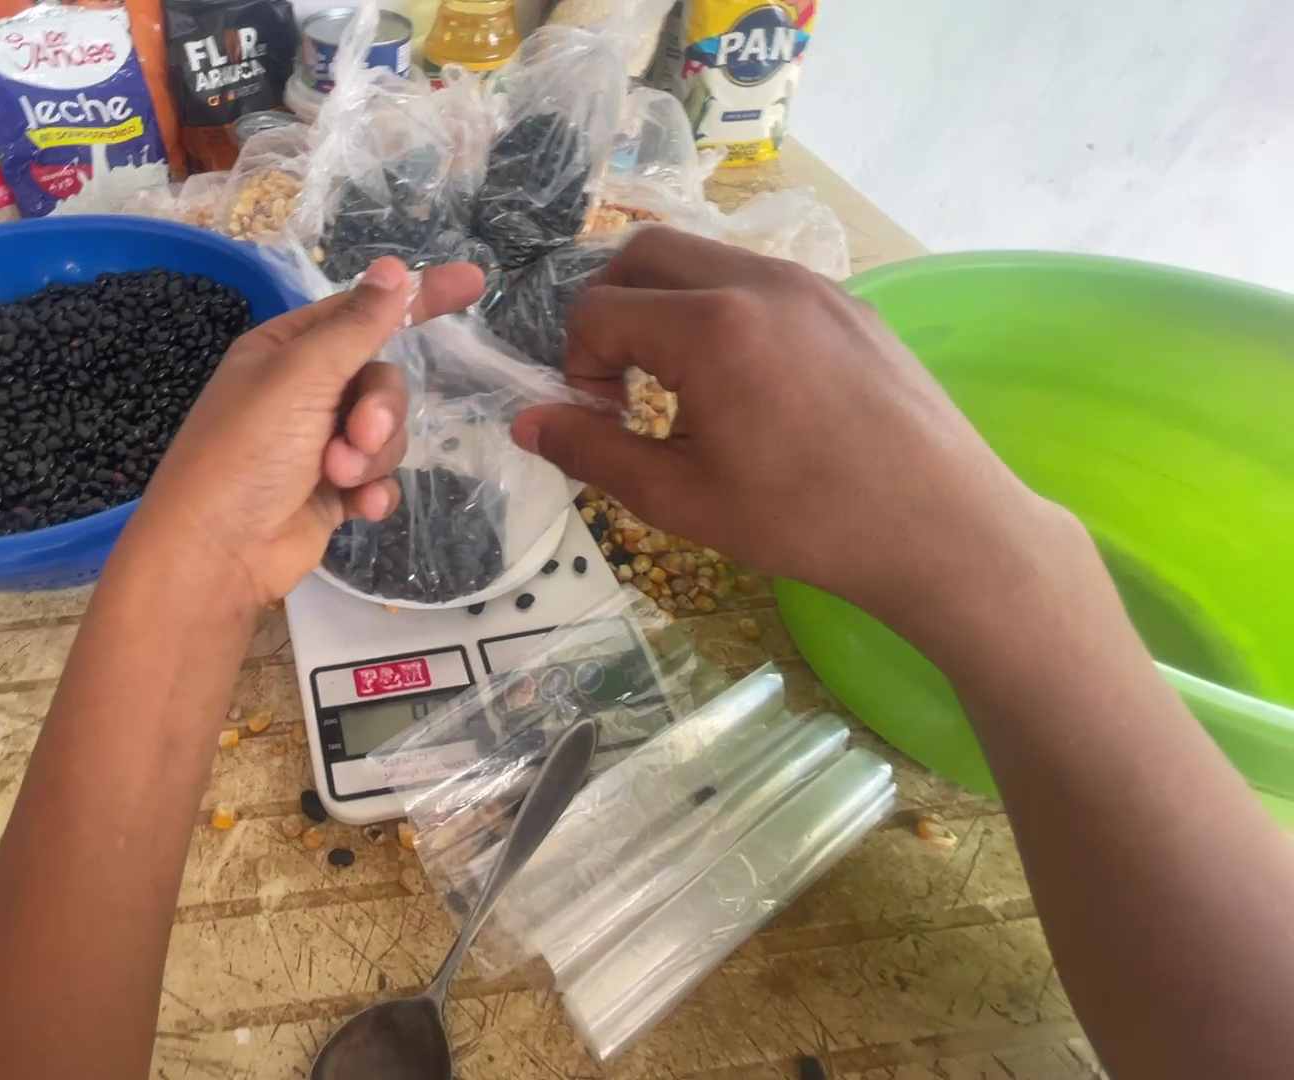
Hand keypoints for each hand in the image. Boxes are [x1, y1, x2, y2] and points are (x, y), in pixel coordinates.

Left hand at [128, 257, 485, 608]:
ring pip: (385, 434)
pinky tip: (358, 506)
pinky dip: (372, 491)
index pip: (362, 312)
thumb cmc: (249, 450)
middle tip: (358, 435)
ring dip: (371, 456)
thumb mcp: (302, 375)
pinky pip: (378, 478)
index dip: (417, 298)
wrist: (220, 551)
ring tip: (338, 476)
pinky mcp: (333, 493)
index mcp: (286, 350)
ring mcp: (319, 445)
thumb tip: (396, 269)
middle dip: (379, 410)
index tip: (473, 283)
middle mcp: (303, 393)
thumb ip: (357, 325)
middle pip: (380, 381)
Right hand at [510, 227, 1076, 630]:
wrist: (943, 528)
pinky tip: (735, 381)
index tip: (601, 418)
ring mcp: (810, 282)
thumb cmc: (800, 520)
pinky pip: (750, 278)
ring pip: (699, 258)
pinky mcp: (844, 299)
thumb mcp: (675, 498)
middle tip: (617, 382)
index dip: (576, 365)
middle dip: (606, 312)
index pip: (598, 311)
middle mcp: (757, 281)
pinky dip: (712, 311)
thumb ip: (589, 451)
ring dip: (659, 308)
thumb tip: (525, 423)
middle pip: (641, 254)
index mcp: (710, 329)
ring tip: (674, 384)